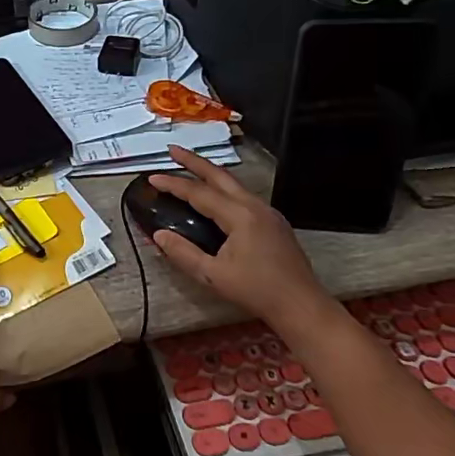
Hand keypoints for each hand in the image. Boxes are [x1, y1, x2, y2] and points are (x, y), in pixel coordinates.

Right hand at [149, 146, 343, 339]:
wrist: (302, 305)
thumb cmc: (257, 291)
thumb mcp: (213, 276)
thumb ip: (183, 253)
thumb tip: (158, 235)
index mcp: (240, 216)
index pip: (199, 193)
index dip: (174, 184)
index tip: (152, 178)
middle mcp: (255, 206)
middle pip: (220, 176)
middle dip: (194, 161)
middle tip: (173, 150)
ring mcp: (268, 213)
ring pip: (234, 184)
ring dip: (210, 173)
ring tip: (190, 168)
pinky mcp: (274, 222)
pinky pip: (243, 195)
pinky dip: (224, 188)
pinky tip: (216, 195)